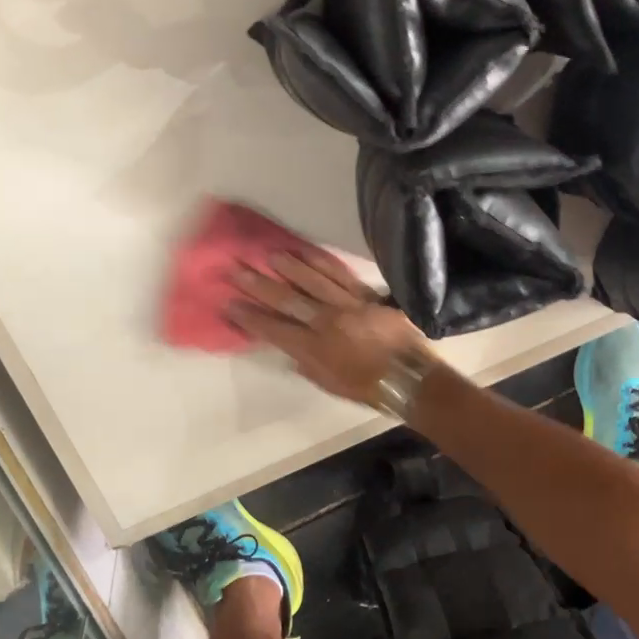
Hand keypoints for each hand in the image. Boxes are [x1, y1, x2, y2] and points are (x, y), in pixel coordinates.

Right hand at [227, 250, 430, 406]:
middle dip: (258, 285)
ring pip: (311, 280)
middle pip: (287, 299)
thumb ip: (306, 364)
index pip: (274, 329)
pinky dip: (320, 261)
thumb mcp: (328, 384)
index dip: (249, 317)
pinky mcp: (364, 295)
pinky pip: (339, 273)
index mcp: (314, 349)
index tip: (229, 304)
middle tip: (236, 269)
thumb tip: (288, 347)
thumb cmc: (368, 387)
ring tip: (267, 254)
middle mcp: (326, 322)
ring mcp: (346, 305)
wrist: (410, 378)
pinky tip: (304, 251)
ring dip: (287, 266)